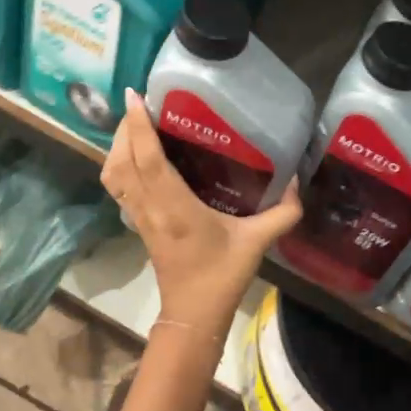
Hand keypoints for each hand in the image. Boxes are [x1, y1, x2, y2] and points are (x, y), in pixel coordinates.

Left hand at [101, 89, 302, 336]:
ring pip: (113, 175)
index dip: (138, 127)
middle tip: (142, 105)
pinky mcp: (138, 224)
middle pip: (121, 161)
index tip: (135, 96)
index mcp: (174, 208)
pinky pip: (118, 187)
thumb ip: (282, 212)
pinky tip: (138, 155)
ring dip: (118, 146)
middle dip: (124, 129)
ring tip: (137, 126)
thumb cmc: (222, 276)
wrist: (193, 314)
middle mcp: (150, 208)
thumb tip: (297, 181)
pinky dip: (121, 164)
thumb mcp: (257, 242)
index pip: (147, 160)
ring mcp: (139, 217)